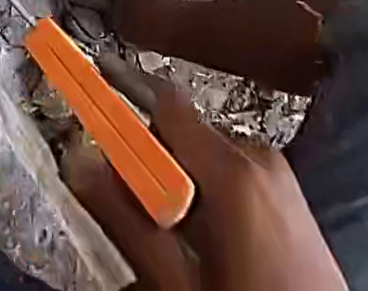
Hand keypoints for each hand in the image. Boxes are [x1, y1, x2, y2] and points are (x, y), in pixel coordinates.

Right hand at [64, 77, 346, 290]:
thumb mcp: (179, 281)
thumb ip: (127, 220)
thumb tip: (78, 161)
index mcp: (233, 169)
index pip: (167, 103)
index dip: (126, 95)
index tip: (94, 100)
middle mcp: (257, 154)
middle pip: (183, 131)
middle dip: (152, 159)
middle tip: (135, 207)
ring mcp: (279, 172)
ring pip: (206, 153)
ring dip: (180, 179)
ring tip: (176, 236)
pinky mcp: (288, 189)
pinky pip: (232, 170)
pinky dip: (208, 189)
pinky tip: (209, 240)